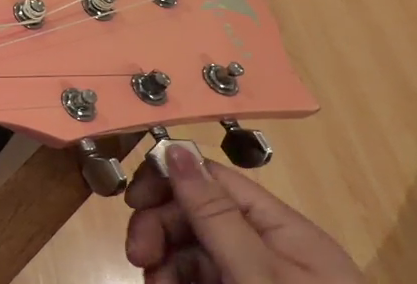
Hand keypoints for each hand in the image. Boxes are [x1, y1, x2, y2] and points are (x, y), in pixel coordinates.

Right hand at [124, 142, 361, 283]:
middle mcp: (273, 248)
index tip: (131, 204)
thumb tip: (177, 147)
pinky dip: (176, 280)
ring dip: (163, 262)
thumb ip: (214, 213)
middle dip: (158, 229)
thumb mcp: (255, 277)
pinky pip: (201, 277)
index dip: (166, 180)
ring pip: (192, 249)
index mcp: (285, 230)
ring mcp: (260, 279)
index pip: (213, 177)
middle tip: (137, 258)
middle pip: (196, 213)